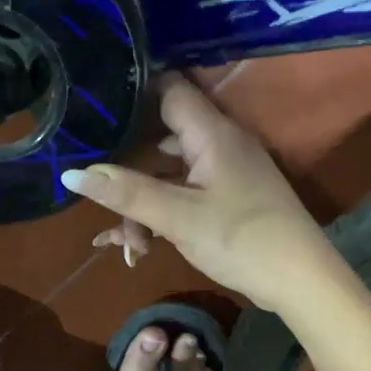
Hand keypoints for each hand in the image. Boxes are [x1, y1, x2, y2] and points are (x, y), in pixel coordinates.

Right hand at [60, 74, 333, 312]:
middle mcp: (218, 143)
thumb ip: (124, 193)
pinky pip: (182, 196)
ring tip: (127, 246)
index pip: (168, 89)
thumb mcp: (176, 217)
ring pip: (167, 176)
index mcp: (211, 133)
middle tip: (95, 191)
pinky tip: (138, 250)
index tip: (93, 102)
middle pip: (159, 139)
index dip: (132, 91)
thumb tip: (71, 174)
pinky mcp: (226, 199)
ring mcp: (223, 172)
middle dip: (125, 170)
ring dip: (141, 206)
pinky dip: (159, 217)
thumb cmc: (241, 240)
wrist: (299, 280)